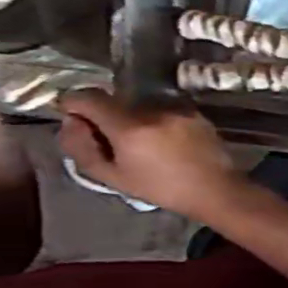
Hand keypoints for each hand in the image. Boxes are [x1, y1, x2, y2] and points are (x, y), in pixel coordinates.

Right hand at [57, 90, 240, 215]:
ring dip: (133, 118)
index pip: (89, 96)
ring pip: (140, 105)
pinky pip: (164, 110)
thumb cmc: (163, 189)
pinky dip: (157, 121)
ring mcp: (179, 109)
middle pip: (115, 101)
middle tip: (111, 141)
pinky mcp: (196, 113)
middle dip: (106, 116)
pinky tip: (166, 142)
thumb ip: (82, 147)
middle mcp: (155, 110)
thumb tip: (71, 122)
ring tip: (143, 144)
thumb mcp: (112, 177)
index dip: (74, 105)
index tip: (74, 118)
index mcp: (131, 126)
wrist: (217, 190)